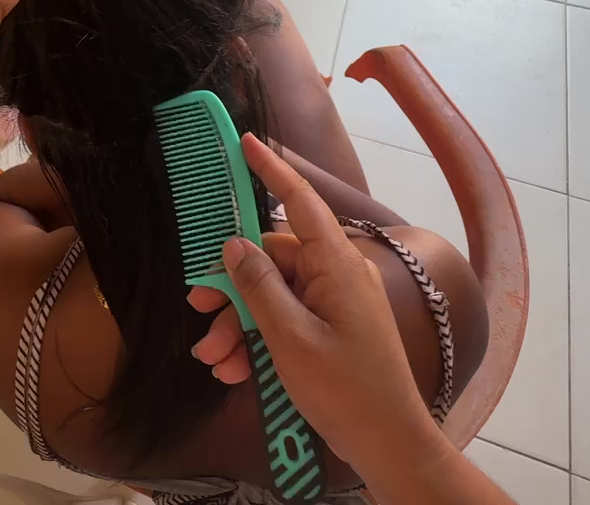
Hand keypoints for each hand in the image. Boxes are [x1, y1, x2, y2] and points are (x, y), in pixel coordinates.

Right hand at [187, 135, 442, 477]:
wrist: (391, 450)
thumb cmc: (347, 391)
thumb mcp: (291, 340)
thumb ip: (259, 287)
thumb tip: (233, 244)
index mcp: (335, 264)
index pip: (301, 201)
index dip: (272, 169)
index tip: (246, 141)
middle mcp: (334, 273)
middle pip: (271, 259)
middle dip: (232, 287)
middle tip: (198, 309)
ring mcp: (332, 300)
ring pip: (271, 293)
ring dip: (239, 323)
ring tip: (214, 358)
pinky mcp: (329, 325)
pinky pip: (284, 317)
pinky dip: (258, 339)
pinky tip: (233, 370)